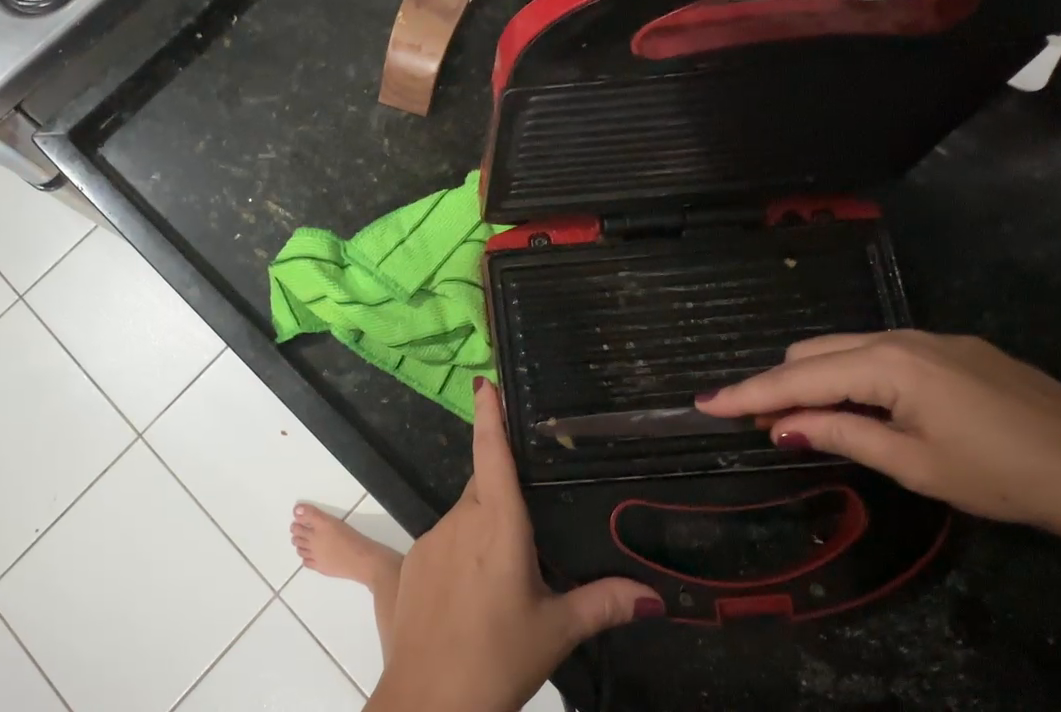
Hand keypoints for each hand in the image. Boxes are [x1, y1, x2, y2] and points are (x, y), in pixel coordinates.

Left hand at [367, 379, 661, 711]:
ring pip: (461, 518)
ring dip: (481, 531)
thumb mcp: (557, 631)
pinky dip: (455, 556)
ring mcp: (429, 541)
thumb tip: (655, 598)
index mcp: (498, 524)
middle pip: (482, 488)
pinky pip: (436, 546)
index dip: (490, 415)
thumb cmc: (499, 657)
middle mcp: (460, 520)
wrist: (429, 700)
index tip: (483, 381)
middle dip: (500, 492)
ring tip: (502, 580)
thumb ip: (604, 604)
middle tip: (527, 524)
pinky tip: (464, 596)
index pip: (492, 454)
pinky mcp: (405, 565)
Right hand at [694, 330, 1060, 538]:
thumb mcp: (915, 465)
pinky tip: (866, 406)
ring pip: (848, 348)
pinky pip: (884, 353)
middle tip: (762, 424)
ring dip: (817, 378)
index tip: (703, 402)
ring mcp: (935, 339)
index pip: (798, 377)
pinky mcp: (959, 350)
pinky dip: (856, 375)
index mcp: (890, 365)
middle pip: (815, 350)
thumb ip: (842, 435)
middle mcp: (904, 338)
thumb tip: (783, 426)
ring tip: (808, 418)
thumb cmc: (1005, 477)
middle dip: (780, 383)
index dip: (748, 393)